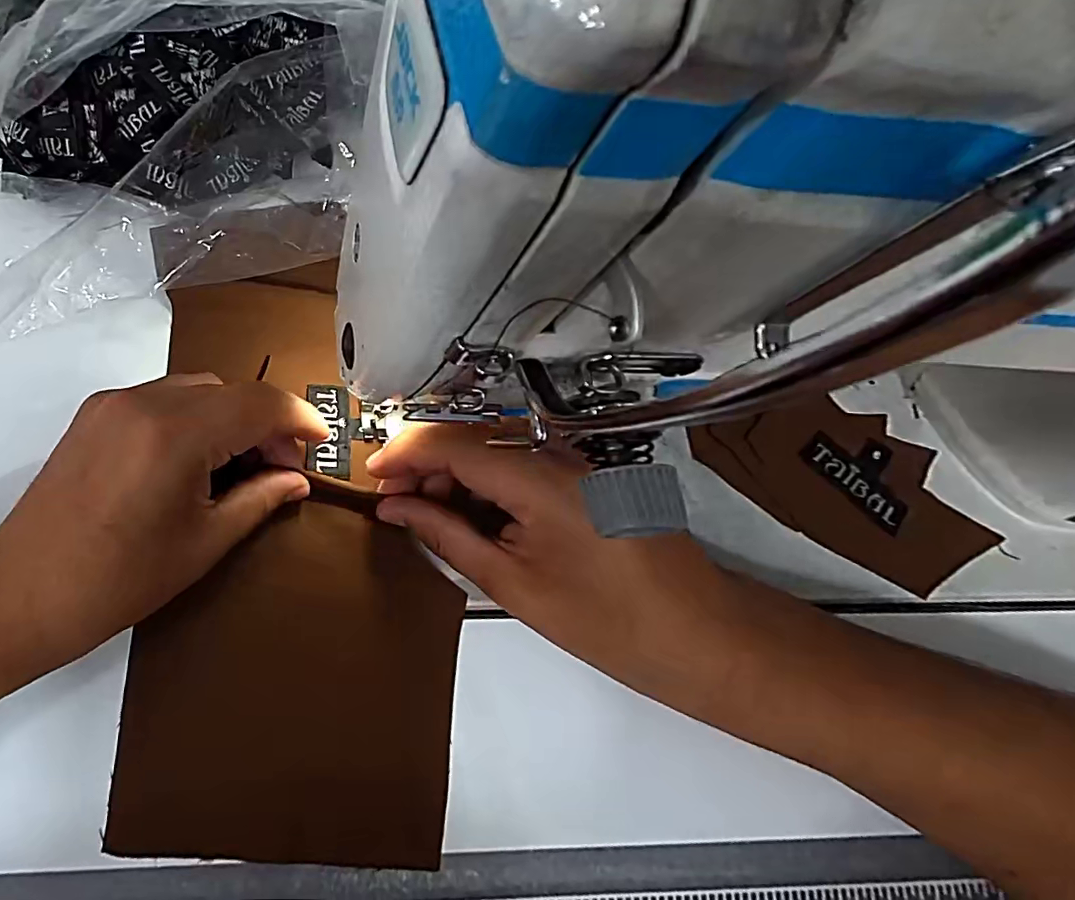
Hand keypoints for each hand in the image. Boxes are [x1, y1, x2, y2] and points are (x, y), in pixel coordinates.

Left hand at [0, 375, 329, 724]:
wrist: (17, 596)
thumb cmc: (117, 582)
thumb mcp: (202, 544)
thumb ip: (258, 499)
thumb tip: (296, 478)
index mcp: (176, 433)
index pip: (259, 402)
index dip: (298, 417)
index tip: (320, 441)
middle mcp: (145, 401)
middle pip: (228, 390)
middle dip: (264, 421)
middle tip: (279, 466)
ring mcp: (113, 402)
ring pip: (196, 389)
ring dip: (228, 416)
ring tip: (239, 464)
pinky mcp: (94, 413)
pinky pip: (162, 399)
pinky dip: (193, 417)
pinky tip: (195, 458)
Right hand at [369, 424, 743, 694]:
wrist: (701, 637)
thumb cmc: (615, 623)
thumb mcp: (511, 583)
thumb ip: (446, 535)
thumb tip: (398, 509)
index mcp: (538, 479)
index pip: (451, 443)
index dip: (404, 454)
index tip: (374, 476)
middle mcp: (557, 455)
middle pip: (469, 437)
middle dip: (423, 462)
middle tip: (395, 501)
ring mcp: (572, 460)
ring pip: (490, 446)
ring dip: (451, 471)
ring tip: (425, 511)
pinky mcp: (580, 473)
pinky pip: (516, 462)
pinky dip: (482, 481)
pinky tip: (466, 510)